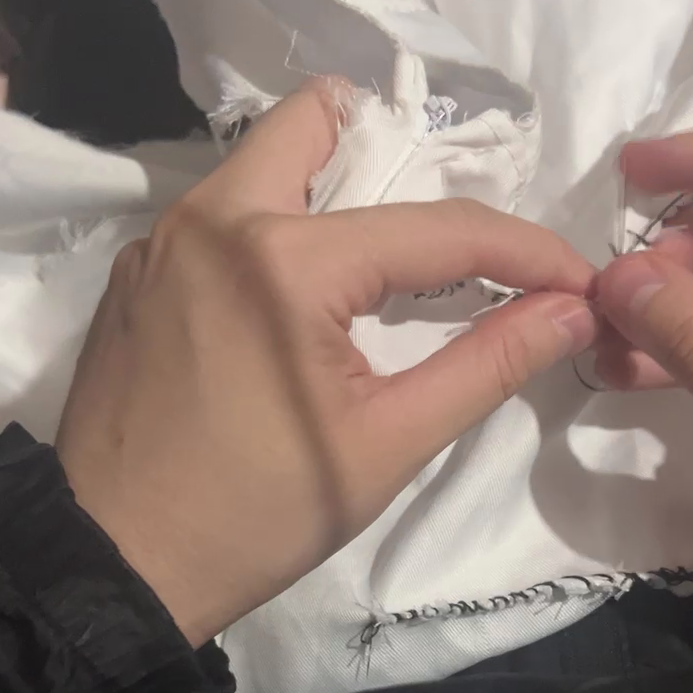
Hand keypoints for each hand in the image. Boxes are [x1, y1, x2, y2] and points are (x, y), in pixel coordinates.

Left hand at [55, 79, 598, 645]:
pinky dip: (273, 236)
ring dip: (331, 196)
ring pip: (261, 165)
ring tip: (371, 273)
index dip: (523, 250)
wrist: (117, 565)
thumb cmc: (260, 517)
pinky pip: (219, 218)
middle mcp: (213, 219)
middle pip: (320, 127)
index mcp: (285, 262)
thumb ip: (486, 366)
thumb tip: (571, 310)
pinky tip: (288, 310)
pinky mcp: (135, 276)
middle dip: (399, 162)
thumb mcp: (387, 445)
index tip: (575, 278)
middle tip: (441, 241)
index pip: (437, 229)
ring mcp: (161, 242)